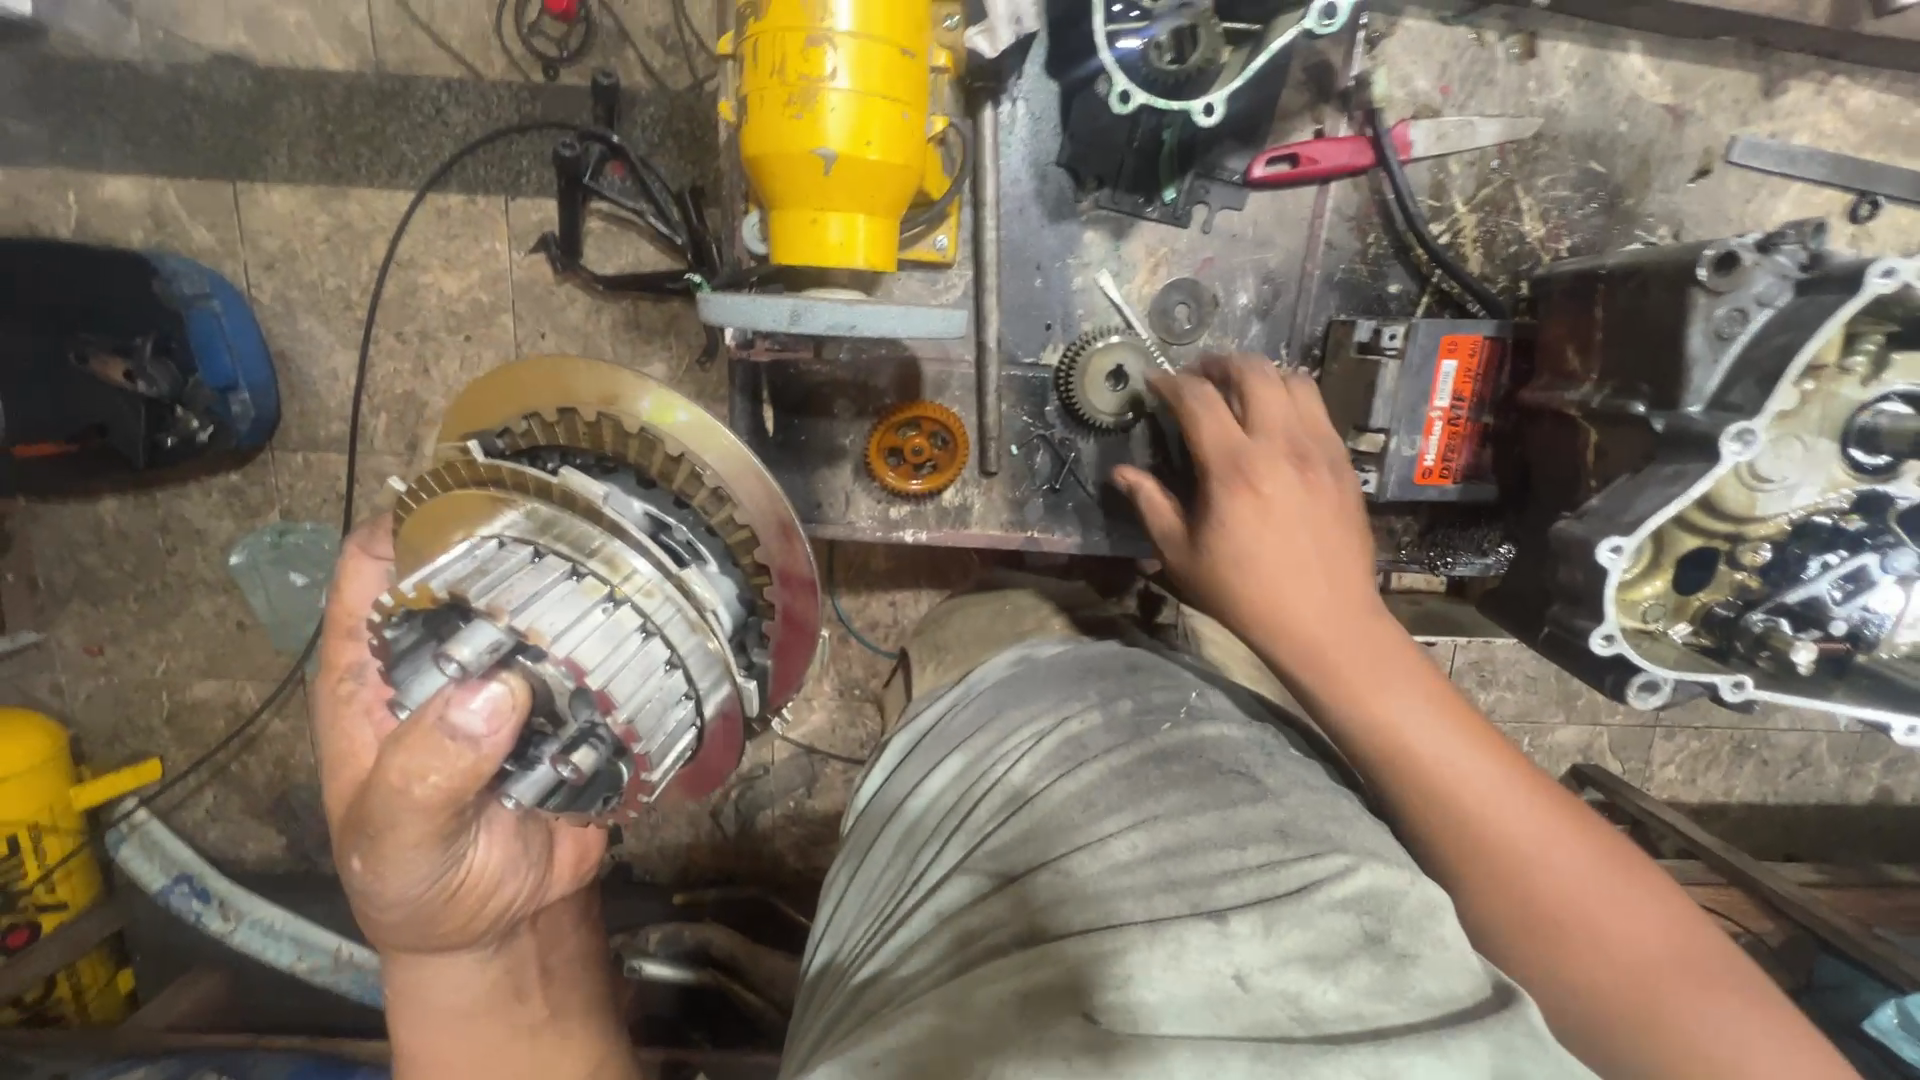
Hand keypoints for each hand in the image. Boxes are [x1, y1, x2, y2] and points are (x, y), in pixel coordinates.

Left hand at [310, 515, 606, 958]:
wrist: (504, 922)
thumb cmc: (420, 880)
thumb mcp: (396, 840)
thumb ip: (426, 775)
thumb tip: (493, 692)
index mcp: (380, 674)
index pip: (379, 569)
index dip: (413, 520)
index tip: (476, 486)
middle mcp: (452, 659)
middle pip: (481, 577)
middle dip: (522, 545)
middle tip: (583, 513)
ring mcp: (520, 680)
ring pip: (549, 613)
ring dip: (584, 591)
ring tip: (635, 554)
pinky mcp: (577, 707)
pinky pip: (602, 662)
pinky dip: (628, 642)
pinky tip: (662, 617)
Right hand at [1112, 355, 1387, 670]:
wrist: (1324, 620)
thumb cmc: (1242, 592)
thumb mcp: (1181, 554)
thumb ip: (1150, 504)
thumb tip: (1120, 473)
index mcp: (1233, 468)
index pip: (1198, 399)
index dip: (1171, 382)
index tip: (1154, 383)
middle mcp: (1280, 445)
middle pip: (1253, 371)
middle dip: (1219, 363)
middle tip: (1198, 375)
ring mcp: (1319, 449)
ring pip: (1294, 380)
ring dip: (1261, 375)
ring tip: (1239, 391)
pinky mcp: (1343, 462)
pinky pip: (1319, 408)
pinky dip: (1291, 399)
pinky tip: (1275, 422)